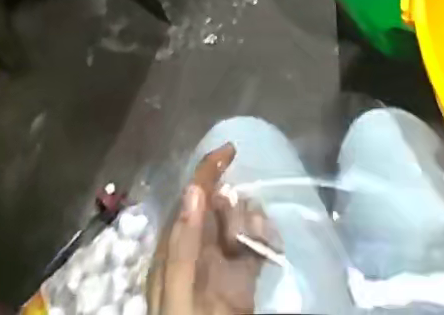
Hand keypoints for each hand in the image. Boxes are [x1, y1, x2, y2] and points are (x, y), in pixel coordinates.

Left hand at [150, 145, 274, 314]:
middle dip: (233, 206)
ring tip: (257, 243)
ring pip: (238, 224)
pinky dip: (265, 240)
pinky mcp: (243, 281)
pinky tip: (271, 249)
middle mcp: (195, 255)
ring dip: (251, 223)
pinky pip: (256, 246)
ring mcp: (220, 267)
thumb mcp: (180, 294)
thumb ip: (184, 244)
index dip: (206, 172)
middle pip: (215, 209)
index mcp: (172, 255)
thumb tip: (194, 189)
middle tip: (242, 227)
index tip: (231, 149)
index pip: (187, 201)